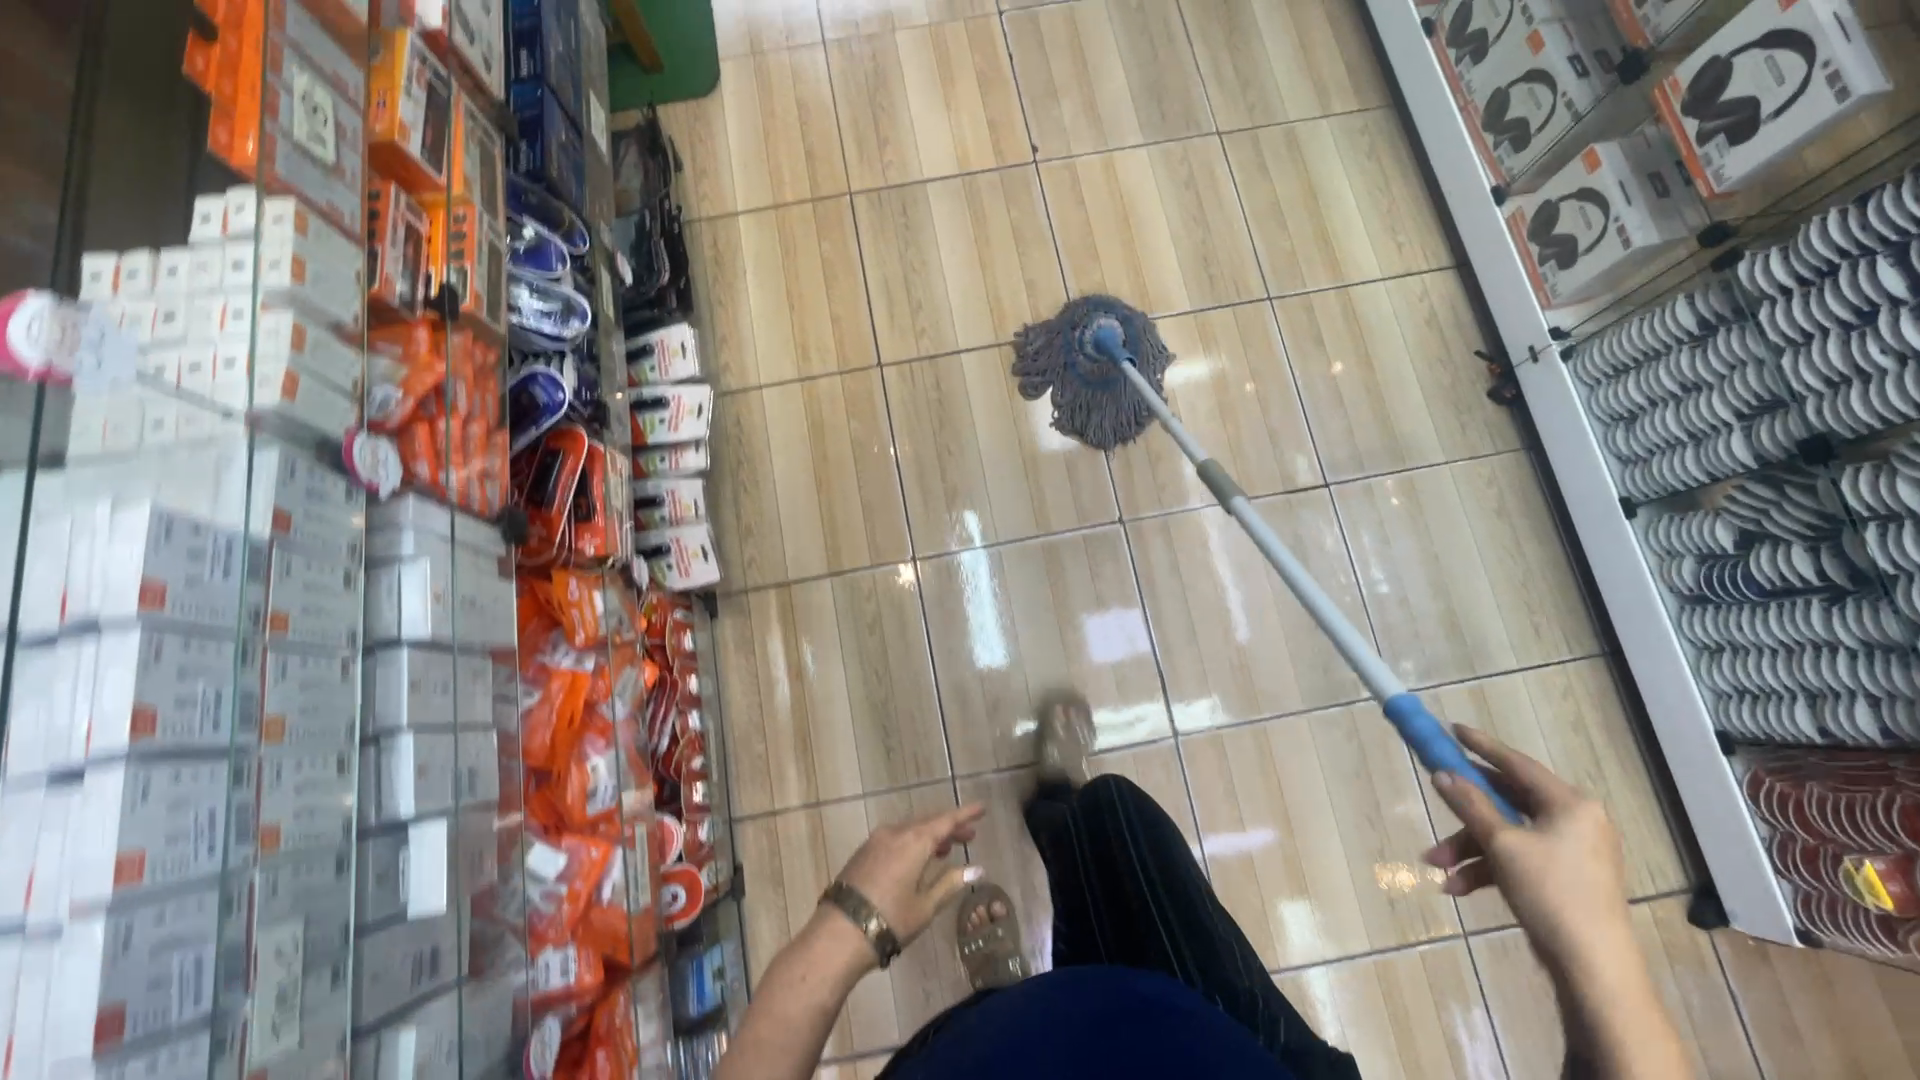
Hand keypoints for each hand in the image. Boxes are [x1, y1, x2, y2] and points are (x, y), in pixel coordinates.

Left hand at [829, 803, 985, 954]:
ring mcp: (875, 841)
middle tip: (970, 835)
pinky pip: (895, 838)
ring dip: (929, 836)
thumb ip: (950, 883)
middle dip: (949, 827)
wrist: (839, 934)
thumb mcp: (926, 906)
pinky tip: (918, 858)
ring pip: (909, 830)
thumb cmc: (890, 920)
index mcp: (914, 841)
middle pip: (927, 823)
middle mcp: (894, 833)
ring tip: (947, 847)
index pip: (946, 821)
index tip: (981, 808)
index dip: (965, 814)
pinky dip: (912, 842)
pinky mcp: (863, 853)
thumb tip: (977, 868)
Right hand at [1424, 725, 1631, 969]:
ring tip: (1437, 868)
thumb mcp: (1502, 844)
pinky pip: (1516, 859)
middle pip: (1506, 802)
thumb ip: (1470, 804)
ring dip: (1468, 848)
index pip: (1517, 764)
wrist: (1592, 964)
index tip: (1452, 730)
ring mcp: (1570, 850)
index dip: (1482, 746)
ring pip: (1506, 835)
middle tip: (1433, 809)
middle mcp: (1574, 820)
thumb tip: (1442, 773)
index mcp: (1570, 804)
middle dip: (1464, 816)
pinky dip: (1487, 869)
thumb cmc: (1551, 892)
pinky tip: (1458, 888)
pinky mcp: (1562, 877)